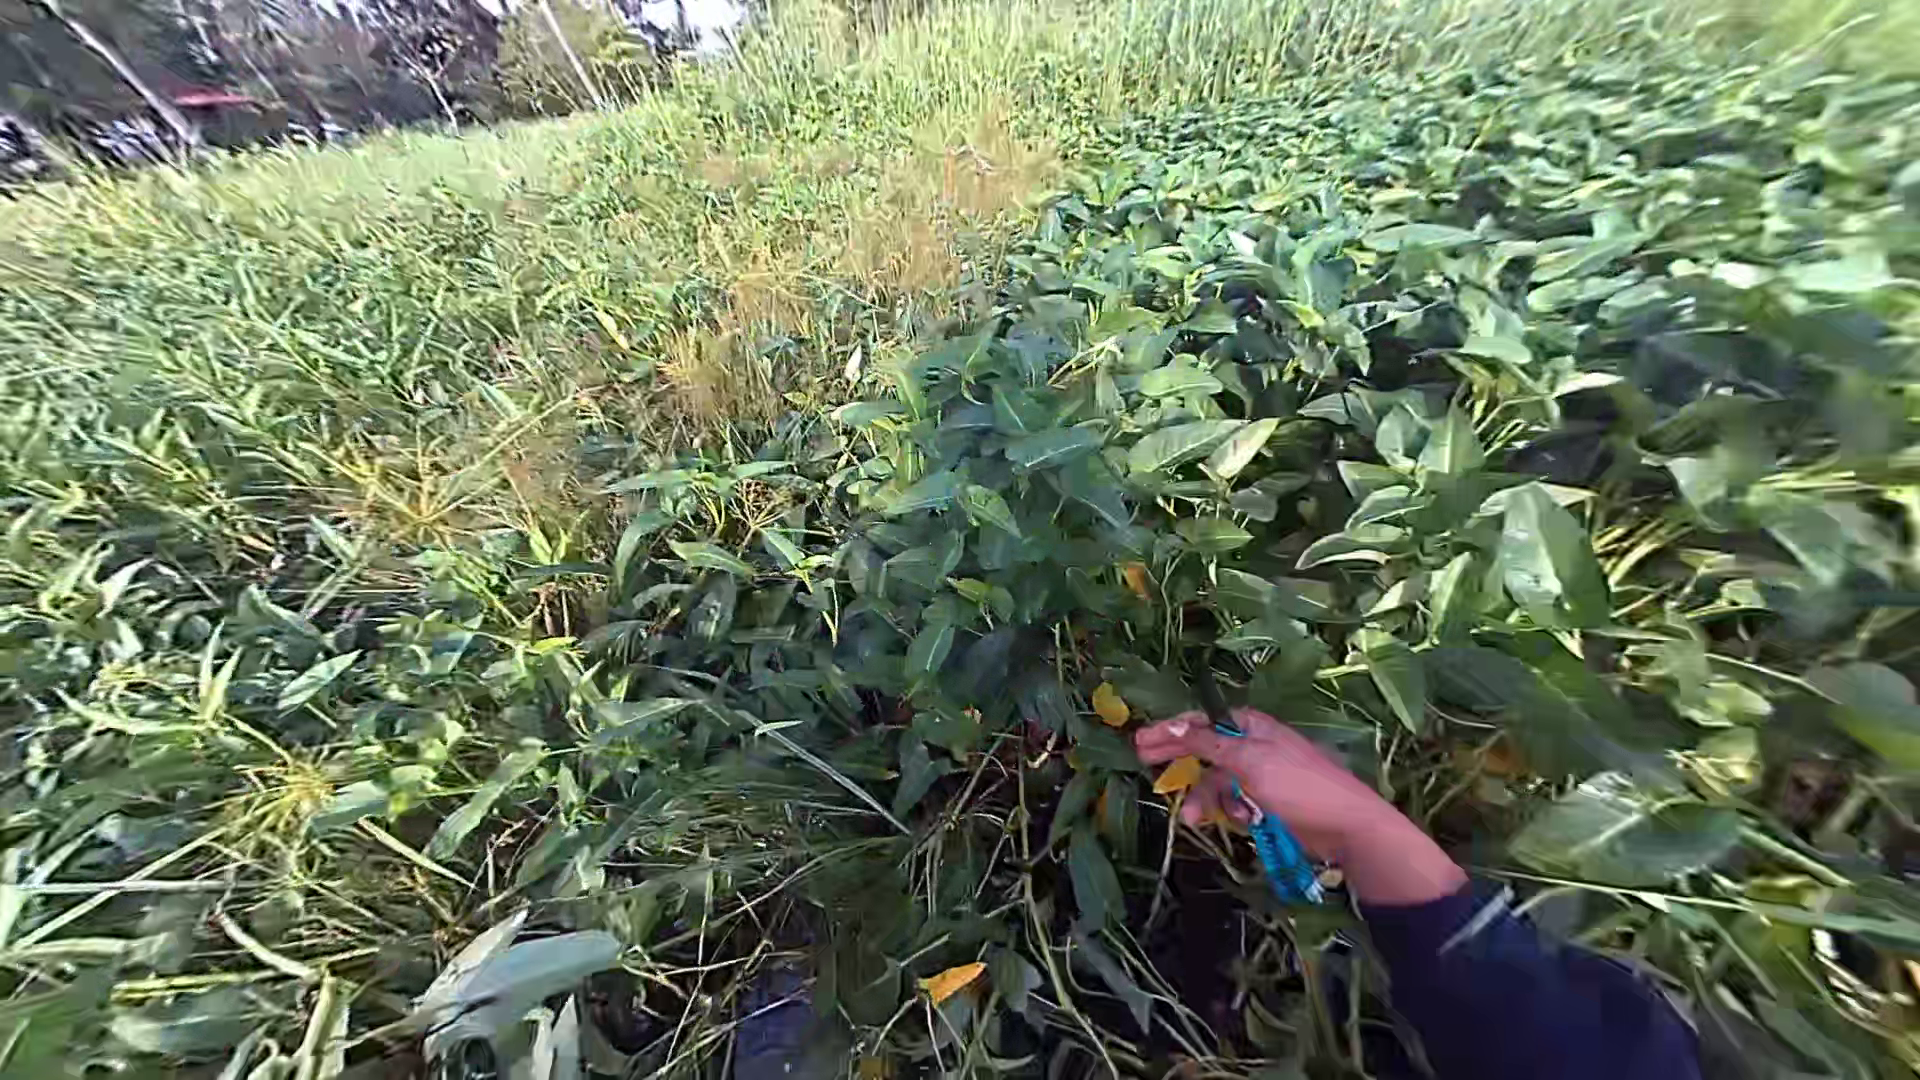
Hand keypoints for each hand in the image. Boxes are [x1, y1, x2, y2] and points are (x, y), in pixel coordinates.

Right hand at [1134, 707, 1466, 905]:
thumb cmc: (1299, 786)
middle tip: (1143, 761)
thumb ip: (1206, 742)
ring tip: (1193, 818)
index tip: (1140, 741)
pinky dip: (1229, 810)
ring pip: (1215, 780)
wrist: (1351, 829)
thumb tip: (1171, 725)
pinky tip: (1240, 821)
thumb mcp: (1248, 760)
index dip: (1168, 731)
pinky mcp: (1264, 800)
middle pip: (1202, 748)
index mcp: (1248, 726)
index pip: (1198, 723)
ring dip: (1203, 797)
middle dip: (1177, 760)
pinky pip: (1233, 800)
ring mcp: (1257, 773)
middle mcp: (1249, 744)